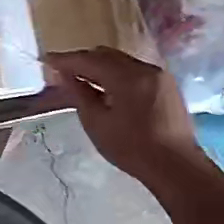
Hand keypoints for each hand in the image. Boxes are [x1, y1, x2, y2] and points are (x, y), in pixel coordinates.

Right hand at [44, 47, 204, 179]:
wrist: (177, 168)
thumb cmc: (132, 148)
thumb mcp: (96, 123)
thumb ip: (79, 94)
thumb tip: (63, 75)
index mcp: (126, 76)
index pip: (89, 59)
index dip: (65, 60)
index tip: (46, 60)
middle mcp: (144, 68)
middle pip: (106, 55)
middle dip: (83, 60)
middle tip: (62, 70)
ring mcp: (159, 75)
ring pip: (121, 61)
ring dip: (100, 66)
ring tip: (81, 79)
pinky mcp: (166, 86)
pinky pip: (134, 70)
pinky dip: (116, 74)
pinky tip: (106, 88)